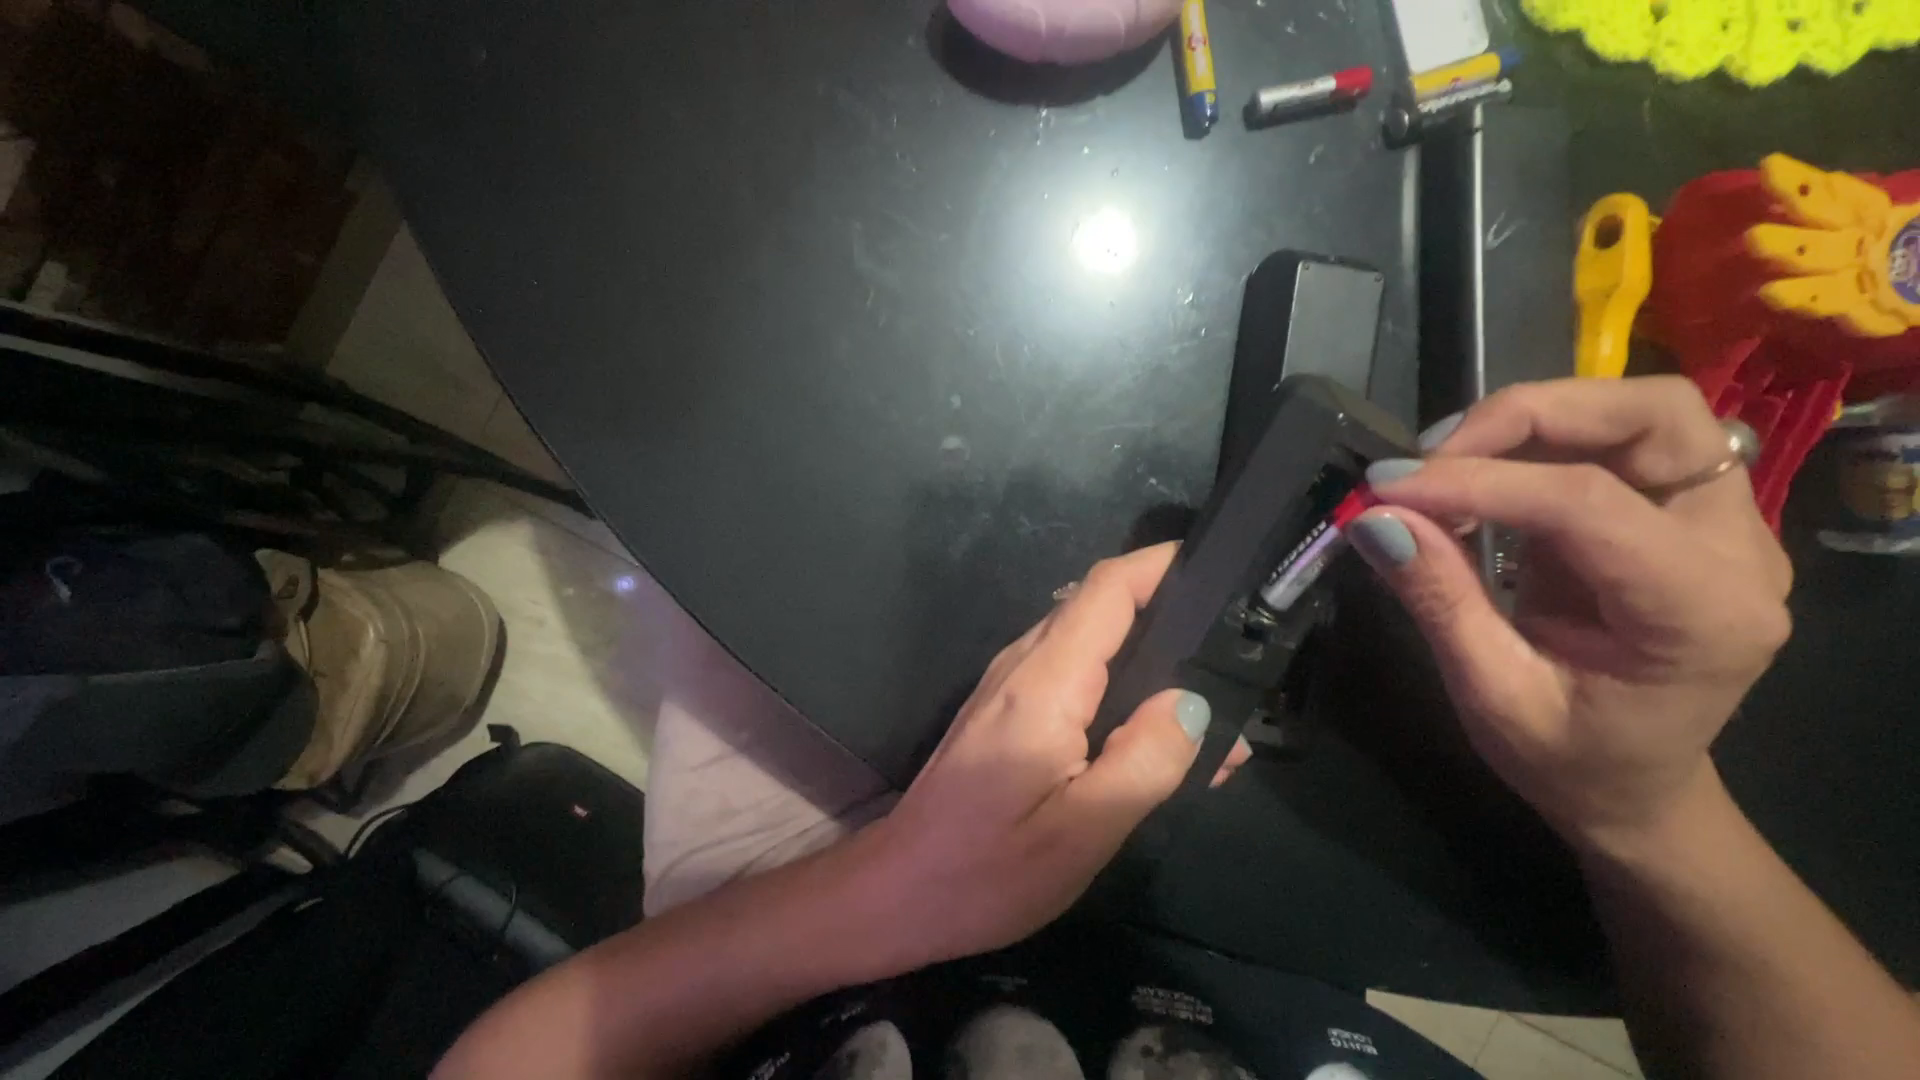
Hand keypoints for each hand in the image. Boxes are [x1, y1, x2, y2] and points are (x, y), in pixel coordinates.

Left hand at [858, 543, 1245, 965]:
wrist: (900, 892)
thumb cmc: (988, 870)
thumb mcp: (1084, 830)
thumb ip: (1145, 760)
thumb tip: (1193, 702)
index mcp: (1044, 684)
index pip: (1107, 590)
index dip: (1161, 566)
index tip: (1221, 571)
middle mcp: (1022, 667)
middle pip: (1099, 608)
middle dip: (1169, 614)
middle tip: (1236, 654)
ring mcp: (1008, 688)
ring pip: (1088, 642)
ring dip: (1149, 658)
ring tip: (1213, 708)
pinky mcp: (1005, 713)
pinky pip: (1071, 676)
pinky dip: (1119, 686)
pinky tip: (1155, 736)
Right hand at [1345, 377, 1792, 847]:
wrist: (1637, 789)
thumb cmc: (1570, 761)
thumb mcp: (1492, 695)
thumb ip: (1440, 600)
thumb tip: (1374, 520)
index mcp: (1699, 613)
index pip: (1586, 502)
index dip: (1476, 483)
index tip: (1385, 487)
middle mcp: (1736, 550)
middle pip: (1653, 416)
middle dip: (1529, 414)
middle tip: (1432, 453)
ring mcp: (1721, 524)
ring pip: (1640, 412)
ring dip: (1534, 418)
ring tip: (1447, 459)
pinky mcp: (1682, 514)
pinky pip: (1615, 442)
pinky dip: (1536, 441)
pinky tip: (1478, 474)